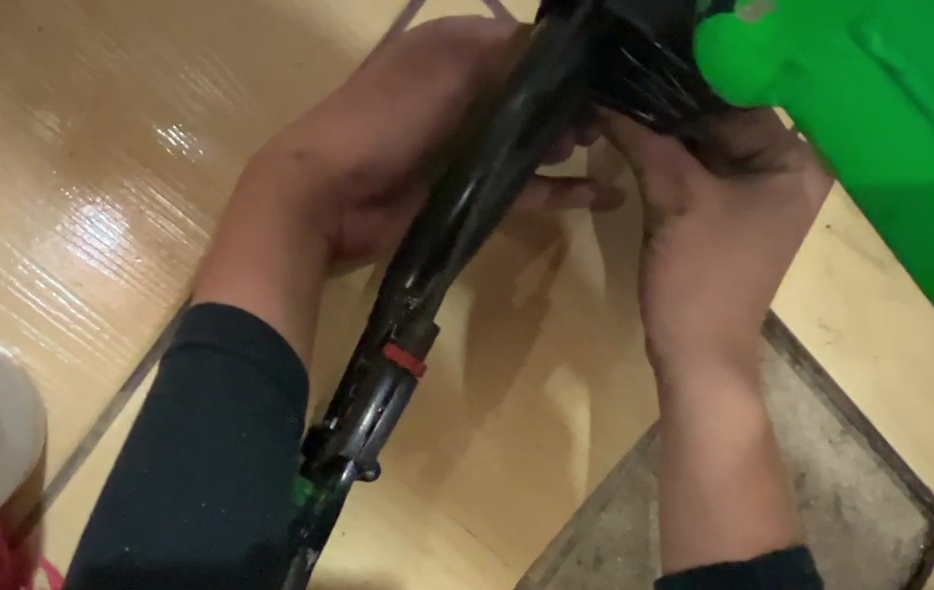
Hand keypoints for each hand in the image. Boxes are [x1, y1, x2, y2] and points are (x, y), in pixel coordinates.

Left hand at [195, 16, 615, 358]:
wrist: (325, 197)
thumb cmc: (382, 117)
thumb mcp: (443, 68)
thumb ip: (501, 56)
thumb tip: (554, 49)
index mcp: (454, 51)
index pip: (524, 46)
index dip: (563, 60)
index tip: (604, 74)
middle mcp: (463, 96)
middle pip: (531, 96)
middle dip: (570, 104)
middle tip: (607, 118)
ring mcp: (462, 151)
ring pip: (527, 143)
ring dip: (564, 143)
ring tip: (602, 146)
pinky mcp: (463, 198)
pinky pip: (518, 191)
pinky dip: (555, 192)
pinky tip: (596, 193)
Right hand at [602, 109, 830, 383]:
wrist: (698, 357)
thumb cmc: (701, 281)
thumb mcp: (677, 204)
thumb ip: (650, 145)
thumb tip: (615, 103)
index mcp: (797, 162)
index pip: (738, 105)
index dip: (685, 94)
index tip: (639, 86)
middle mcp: (788, 173)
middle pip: (724, 128)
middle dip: (675, 120)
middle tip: (626, 103)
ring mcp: (760, 200)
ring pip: (709, 155)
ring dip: (669, 144)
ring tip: (626, 124)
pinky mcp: (732, 222)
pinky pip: (702, 181)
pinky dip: (673, 171)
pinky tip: (639, 157)